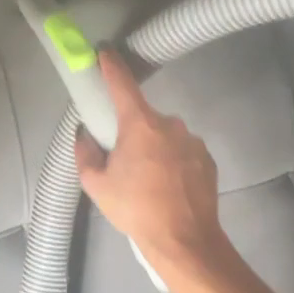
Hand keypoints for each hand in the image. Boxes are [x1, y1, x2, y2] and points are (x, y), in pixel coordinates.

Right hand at [73, 49, 235, 281]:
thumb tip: (85, 136)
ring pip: (164, 136)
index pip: (122, 85)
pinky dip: (172, 162)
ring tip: (146, 181)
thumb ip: (85, 154)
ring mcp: (193, 142)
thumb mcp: (96, 184)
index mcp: (140, 125)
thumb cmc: (135, 209)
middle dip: (131, 132)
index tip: (104, 52)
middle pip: (143, 117)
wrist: (184, 240)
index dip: (111, 67)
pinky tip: (166, 188)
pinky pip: (182, 152)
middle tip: (122, 161)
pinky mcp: (208, 160)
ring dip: (153, 149)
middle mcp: (170, 125)